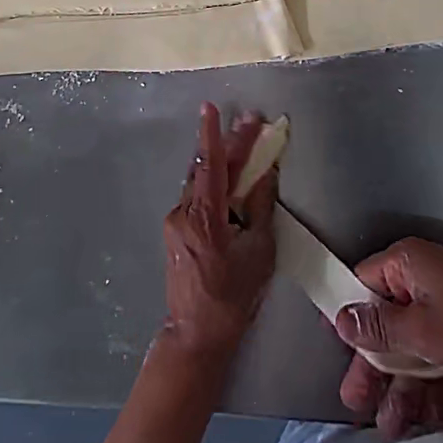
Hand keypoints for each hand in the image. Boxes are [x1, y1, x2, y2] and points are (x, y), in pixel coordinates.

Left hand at [159, 103, 279, 357]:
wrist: (197, 335)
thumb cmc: (233, 296)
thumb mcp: (259, 252)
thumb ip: (261, 207)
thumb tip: (266, 173)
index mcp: (204, 217)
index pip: (209, 165)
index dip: (212, 134)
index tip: (211, 107)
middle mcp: (183, 213)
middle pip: (207, 169)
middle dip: (230, 144)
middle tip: (250, 122)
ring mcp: (175, 222)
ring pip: (200, 183)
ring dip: (222, 164)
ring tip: (245, 147)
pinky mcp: (175, 231)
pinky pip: (197, 198)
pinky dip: (215, 185)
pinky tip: (231, 183)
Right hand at [334, 238, 442, 432]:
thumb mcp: (421, 332)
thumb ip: (378, 327)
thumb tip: (345, 318)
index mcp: (408, 262)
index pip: (362, 281)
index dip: (347, 315)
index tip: (334, 344)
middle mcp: (425, 275)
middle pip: (385, 317)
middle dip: (373, 362)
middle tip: (358, 395)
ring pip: (411, 341)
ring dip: (400, 382)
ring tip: (391, 418)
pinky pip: (436, 351)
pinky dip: (428, 381)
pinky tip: (423, 412)